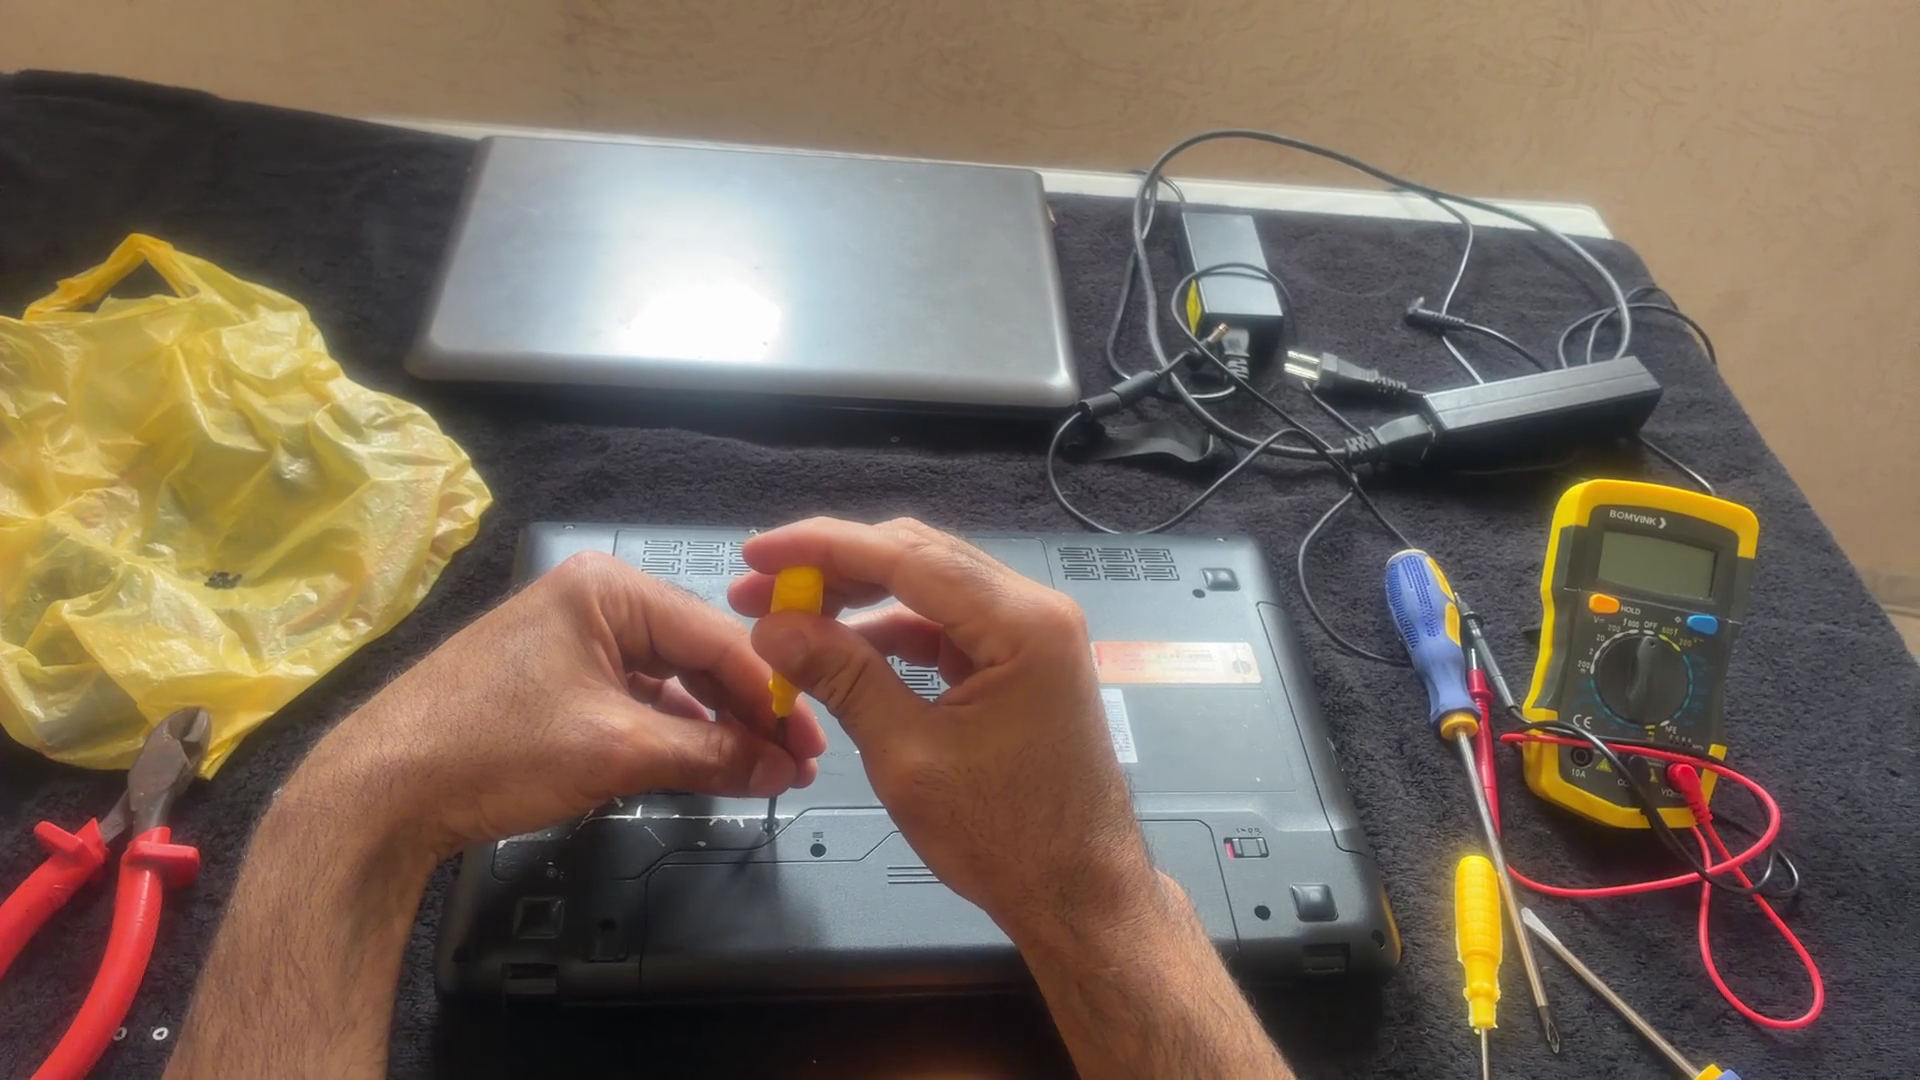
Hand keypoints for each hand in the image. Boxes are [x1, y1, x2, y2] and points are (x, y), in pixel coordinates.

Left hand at [297, 551, 827, 857]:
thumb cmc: (494, 754)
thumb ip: (713, 755)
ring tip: (763, 764)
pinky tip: (710, 756)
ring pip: (674, 677)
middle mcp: (601, 600)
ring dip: (717, 723)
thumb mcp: (617, 751)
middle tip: (794, 759)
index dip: (770, 692)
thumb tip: (785, 771)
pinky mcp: (567, 673)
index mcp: (611, 590)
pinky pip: (642, 694)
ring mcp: (581, 636)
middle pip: (699, 655)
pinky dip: (677, 728)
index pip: (716, 638)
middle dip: (747, 710)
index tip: (809, 739)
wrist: (370, 801)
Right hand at [728, 518, 1158, 940]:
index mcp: (1023, 622)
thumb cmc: (1006, 837)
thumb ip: (843, 678)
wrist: (1077, 892)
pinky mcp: (1015, 658)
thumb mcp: (909, 756)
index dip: (826, 548)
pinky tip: (843, 644)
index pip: (909, 557)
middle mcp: (1033, 609)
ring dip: (860, 598)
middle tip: (764, 586)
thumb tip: (774, 627)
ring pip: (929, 587)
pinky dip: (892, 632)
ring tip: (792, 614)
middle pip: (921, 558)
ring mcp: (1028, 632)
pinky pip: (944, 625)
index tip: (761, 551)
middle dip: (837, 568)